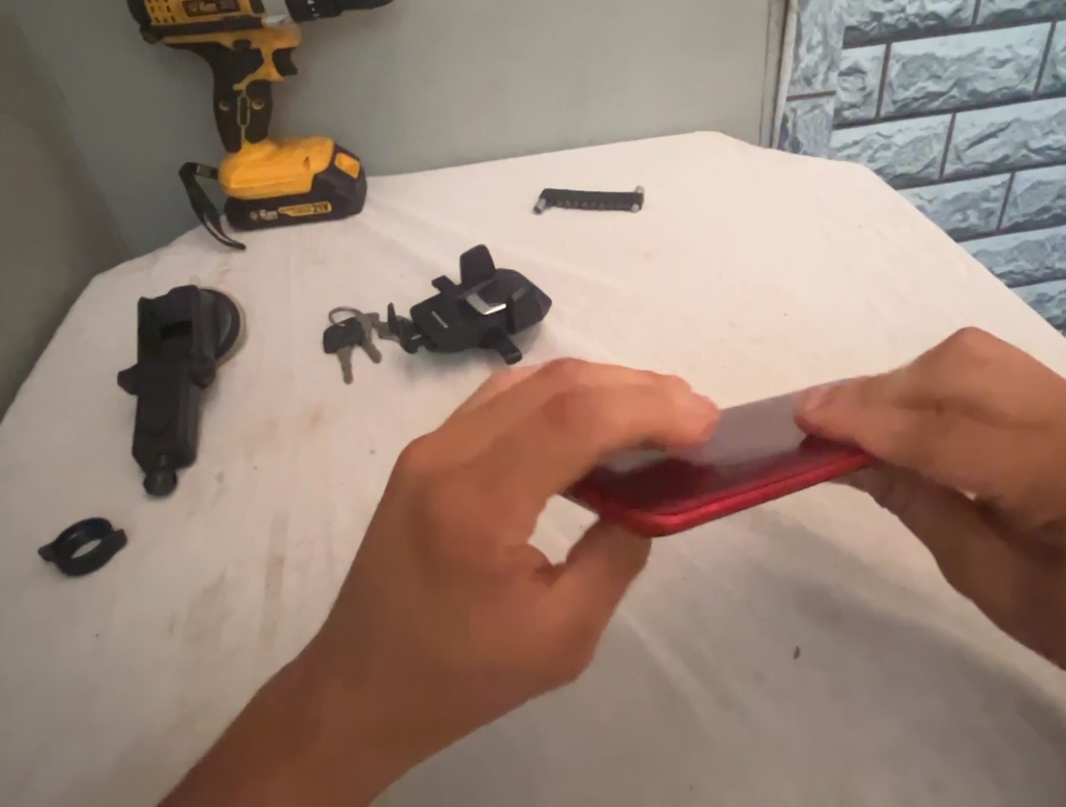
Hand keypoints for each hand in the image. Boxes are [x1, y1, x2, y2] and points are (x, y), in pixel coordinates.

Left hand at [166, 360, 718, 806]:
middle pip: (556, 384)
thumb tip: (653, 495)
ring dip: (602, 384)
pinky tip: (595, 419)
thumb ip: (617, 555)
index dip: (648, 408)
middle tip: (695, 414)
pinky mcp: (431, 449)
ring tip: (658, 410)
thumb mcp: (563, 637)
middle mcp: (446, 453)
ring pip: (531, 380)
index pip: (573, 418)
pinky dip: (563, 395)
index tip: (705, 423)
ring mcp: (432, 444)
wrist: (360, 686)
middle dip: (637, 388)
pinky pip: (506, 397)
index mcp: (475, 503)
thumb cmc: (461, 676)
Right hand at [795, 327, 1065, 703]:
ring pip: (971, 355)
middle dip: (880, 392)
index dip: (868, 421)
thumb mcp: (983, 578)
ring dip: (906, 380)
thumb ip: (912, 500)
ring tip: (863, 416)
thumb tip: (839, 452)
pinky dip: (936, 380)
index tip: (804, 416)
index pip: (949, 434)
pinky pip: (991, 366)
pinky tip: (913, 412)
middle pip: (959, 373)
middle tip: (822, 418)